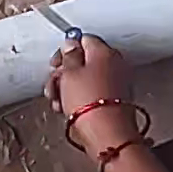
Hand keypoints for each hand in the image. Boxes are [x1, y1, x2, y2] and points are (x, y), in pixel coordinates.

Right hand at [44, 34, 139, 156]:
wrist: (104, 132)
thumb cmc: (88, 103)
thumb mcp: (68, 74)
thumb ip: (69, 55)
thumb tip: (70, 45)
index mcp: (104, 52)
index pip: (83, 39)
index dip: (66, 50)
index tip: (56, 62)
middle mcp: (115, 63)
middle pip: (85, 60)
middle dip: (65, 71)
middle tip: (55, 82)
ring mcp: (116, 82)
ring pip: (87, 77)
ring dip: (69, 86)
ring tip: (59, 99)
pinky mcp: (115, 99)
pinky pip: (94, 91)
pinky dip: (80, 97)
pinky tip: (68, 107)